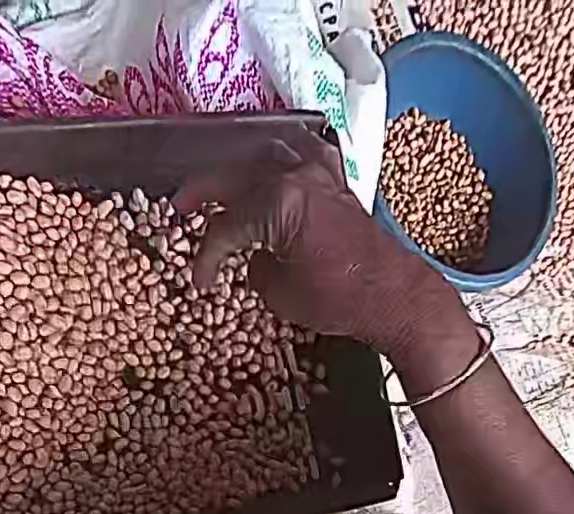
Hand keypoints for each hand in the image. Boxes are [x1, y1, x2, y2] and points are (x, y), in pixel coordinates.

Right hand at [176, 131, 466, 358]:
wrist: (392, 296)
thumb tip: (255, 260)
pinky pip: (305, 154)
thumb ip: (257, 271)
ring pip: (268, 152)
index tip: (200, 280)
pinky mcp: (337, 184)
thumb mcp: (281, 296)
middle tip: (181, 205)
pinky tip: (278, 162)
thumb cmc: (339, 300)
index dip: (206, 257)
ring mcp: (320, 175)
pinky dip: (285, 156)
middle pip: (237, 175)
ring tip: (222, 180)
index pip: (226, 227)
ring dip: (240, 165)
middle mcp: (296, 176)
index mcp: (276, 203)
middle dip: (203, 191)